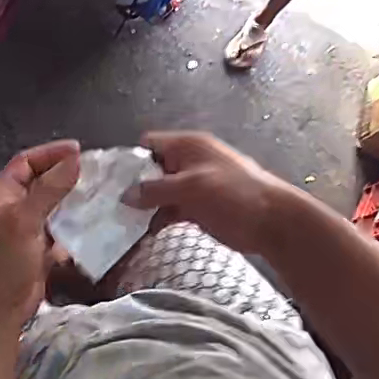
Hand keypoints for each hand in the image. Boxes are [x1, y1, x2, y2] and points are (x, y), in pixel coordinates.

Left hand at [0, 140, 80, 327]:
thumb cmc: (4, 263)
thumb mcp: (25, 221)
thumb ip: (49, 189)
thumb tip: (74, 159)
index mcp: (0, 195)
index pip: (26, 162)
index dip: (51, 153)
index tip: (80, 151)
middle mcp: (12, 208)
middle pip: (41, 181)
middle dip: (66, 174)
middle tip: (96, 171)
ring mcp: (25, 229)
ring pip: (53, 205)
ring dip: (73, 199)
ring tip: (101, 192)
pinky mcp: (38, 249)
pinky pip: (60, 229)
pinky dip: (75, 224)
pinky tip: (95, 222)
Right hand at [125, 131, 303, 255]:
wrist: (271, 222)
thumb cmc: (233, 194)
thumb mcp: (191, 187)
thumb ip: (155, 190)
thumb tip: (126, 195)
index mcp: (187, 147)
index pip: (148, 144)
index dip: (129, 159)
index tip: (109, 180)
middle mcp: (186, 163)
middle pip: (150, 170)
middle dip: (132, 186)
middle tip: (107, 205)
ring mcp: (191, 187)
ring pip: (158, 194)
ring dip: (143, 207)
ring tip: (119, 223)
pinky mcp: (196, 209)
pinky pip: (169, 211)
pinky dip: (157, 220)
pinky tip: (142, 233)